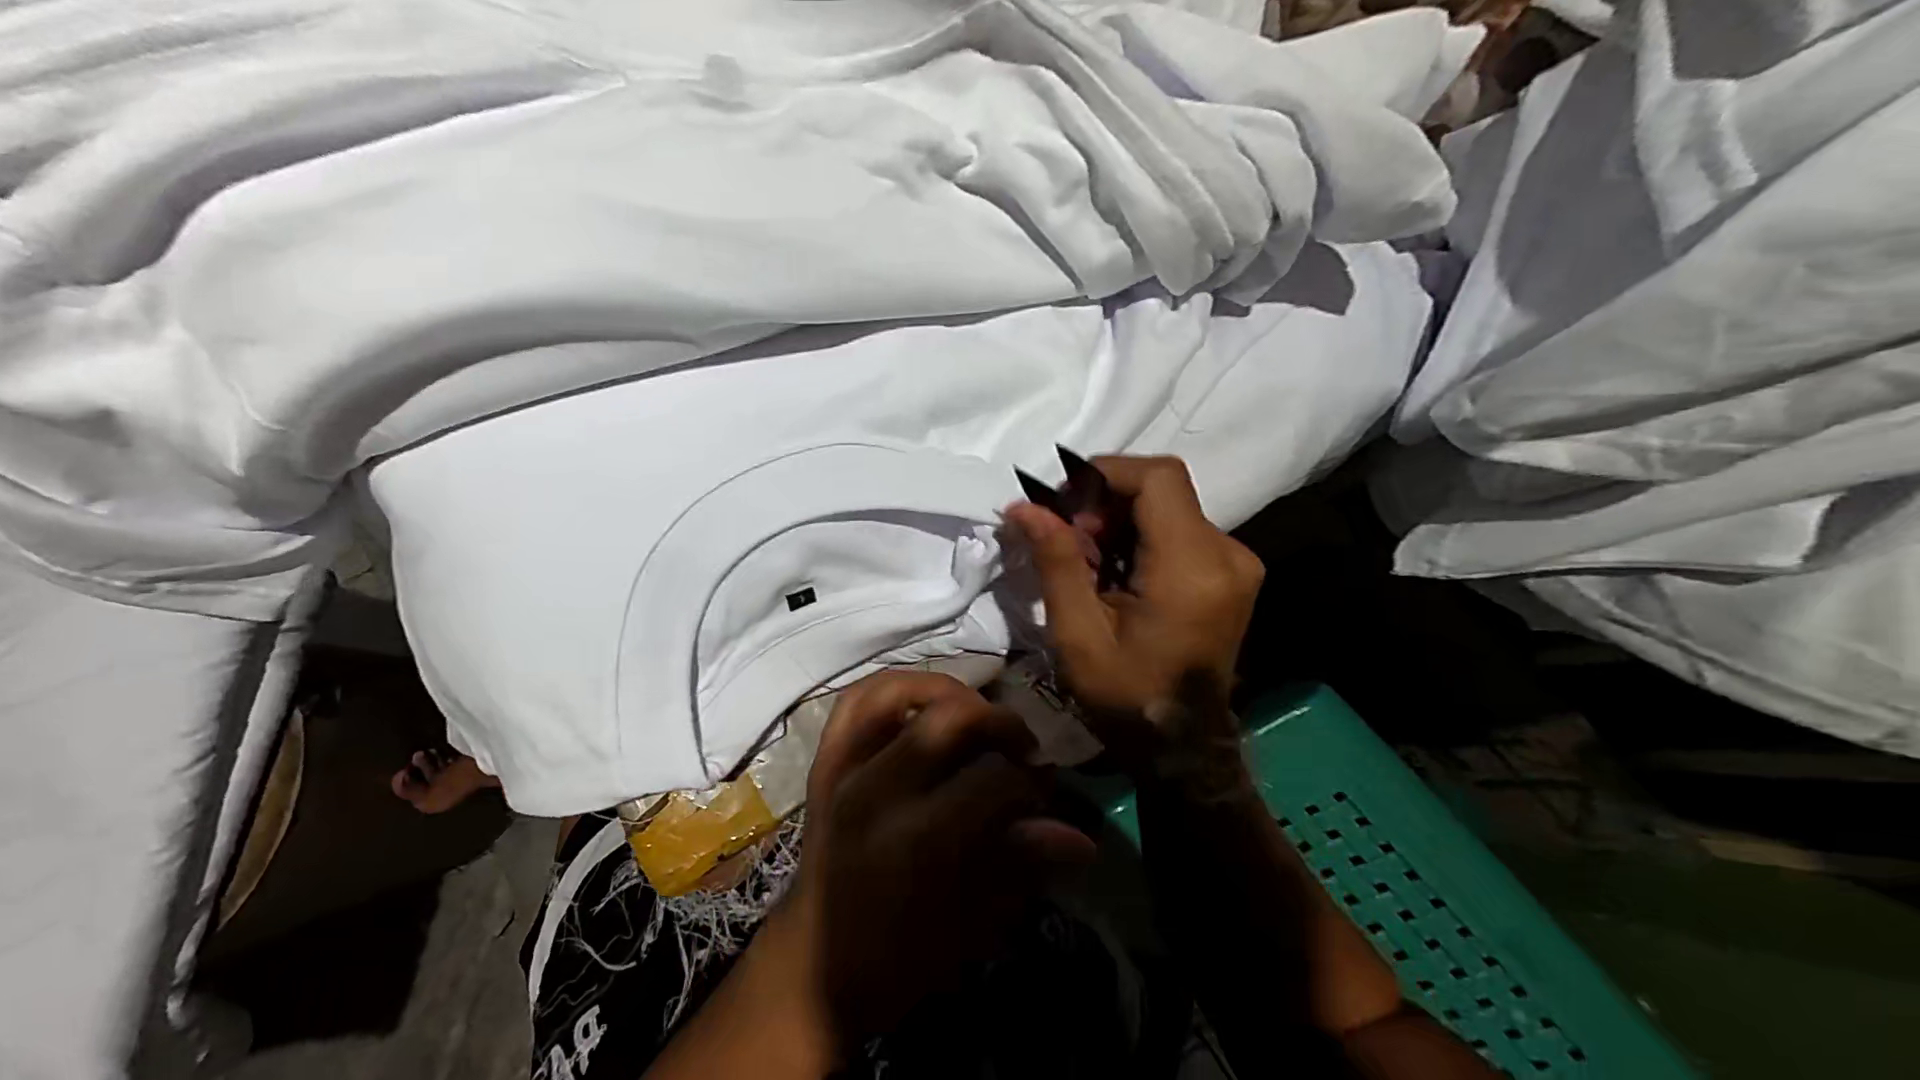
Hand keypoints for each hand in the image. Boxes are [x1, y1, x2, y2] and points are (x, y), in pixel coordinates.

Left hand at [787, 671, 1094, 1054]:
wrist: (814, 968)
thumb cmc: (898, 959)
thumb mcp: (970, 926)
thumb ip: (1021, 866)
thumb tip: (1081, 838)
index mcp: (916, 840)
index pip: (993, 780)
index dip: (1029, 782)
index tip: (1042, 793)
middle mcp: (875, 790)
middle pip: (949, 720)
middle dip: (1000, 724)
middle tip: (1020, 747)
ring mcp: (842, 770)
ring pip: (897, 692)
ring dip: (947, 692)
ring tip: (975, 714)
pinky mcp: (824, 763)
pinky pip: (856, 699)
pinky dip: (895, 688)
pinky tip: (925, 705)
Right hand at [1005, 455, 1263, 762]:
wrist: (1181, 745)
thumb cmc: (1126, 697)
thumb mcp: (1078, 635)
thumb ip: (1056, 562)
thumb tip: (1023, 506)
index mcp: (1192, 569)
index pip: (1158, 478)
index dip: (1106, 473)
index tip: (1064, 502)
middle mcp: (1227, 554)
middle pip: (1163, 489)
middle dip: (1106, 500)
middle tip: (1067, 536)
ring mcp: (1236, 563)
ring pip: (1170, 506)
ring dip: (1120, 518)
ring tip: (1086, 557)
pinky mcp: (1231, 572)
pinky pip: (1181, 529)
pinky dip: (1140, 536)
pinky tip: (1114, 569)